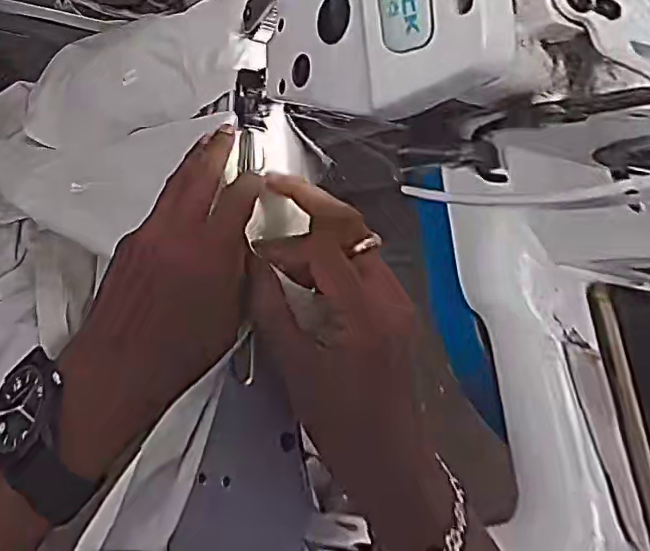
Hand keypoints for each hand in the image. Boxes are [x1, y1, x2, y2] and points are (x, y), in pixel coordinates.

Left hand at [56, 124, 255, 478]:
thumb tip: (244, 245)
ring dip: (193, 159)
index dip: (251, 181)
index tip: (257, 175)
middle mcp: (177, 235)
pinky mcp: (131, 240)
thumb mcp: (228, 318)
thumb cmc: (170, 356)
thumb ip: (240, 272)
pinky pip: (159, 202)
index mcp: (209, 253)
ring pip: (176, 182)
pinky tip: (182, 186)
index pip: (237, 198)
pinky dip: (174, 185)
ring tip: (206, 144)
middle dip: (217, 147)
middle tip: (227, 132)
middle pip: (201, 174)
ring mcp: (150, 233)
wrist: (116, 367)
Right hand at [251, 223, 457, 549]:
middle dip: (311, 202)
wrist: (392, 465)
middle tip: (279, 184)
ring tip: (285, 228)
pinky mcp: (393, 310)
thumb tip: (254, 268)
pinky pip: (361, 264)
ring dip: (320, 231)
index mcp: (365, 310)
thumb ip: (271, 308)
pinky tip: (306, 268)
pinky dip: (331, 256)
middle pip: (351, 227)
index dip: (282, 247)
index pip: (321, 251)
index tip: (257, 256)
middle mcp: (388, 297)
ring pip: (357, 241)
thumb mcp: (296, 368)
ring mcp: (395, 301)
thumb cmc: (350, 431)